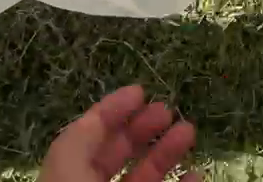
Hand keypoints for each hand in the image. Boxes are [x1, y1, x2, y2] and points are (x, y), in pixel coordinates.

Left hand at [38, 85, 199, 181]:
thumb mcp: (66, 169)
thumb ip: (80, 138)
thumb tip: (106, 110)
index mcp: (68, 176)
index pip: (89, 137)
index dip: (112, 111)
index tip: (141, 89)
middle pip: (118, 153)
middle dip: (144, 126)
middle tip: (168, 108)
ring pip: (145, 176)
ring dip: (167, 151)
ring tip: (188, 131)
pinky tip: (196, 173)